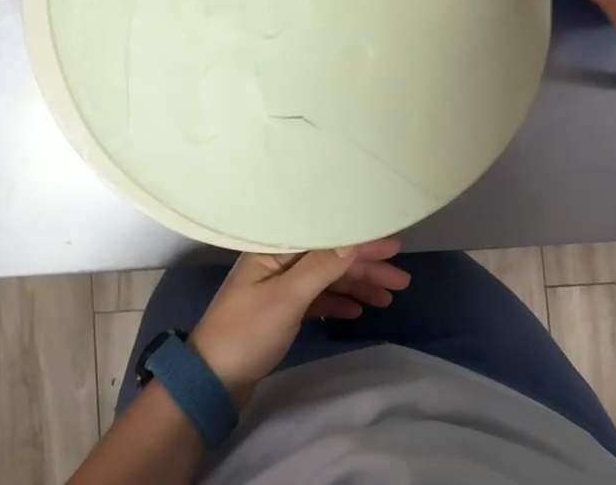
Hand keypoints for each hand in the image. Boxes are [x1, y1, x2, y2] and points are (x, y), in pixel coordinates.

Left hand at [187, 239, 409, 404]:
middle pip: (327, 258)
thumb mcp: (286, 298)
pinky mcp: (279, 311)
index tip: (393, 244)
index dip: (358, 240)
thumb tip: (352, 241)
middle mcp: (274, 261)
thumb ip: (320, 268)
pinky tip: (357, 311)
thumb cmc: (247, 332)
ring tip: (387, 299)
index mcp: (271, 249)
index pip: (323, 237)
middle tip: (401, 281)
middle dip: (364, 266)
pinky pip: (316, 299)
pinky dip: (337, 302)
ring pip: (325, 279)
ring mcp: (276, 287)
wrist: (214, 378)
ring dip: (355, 285)